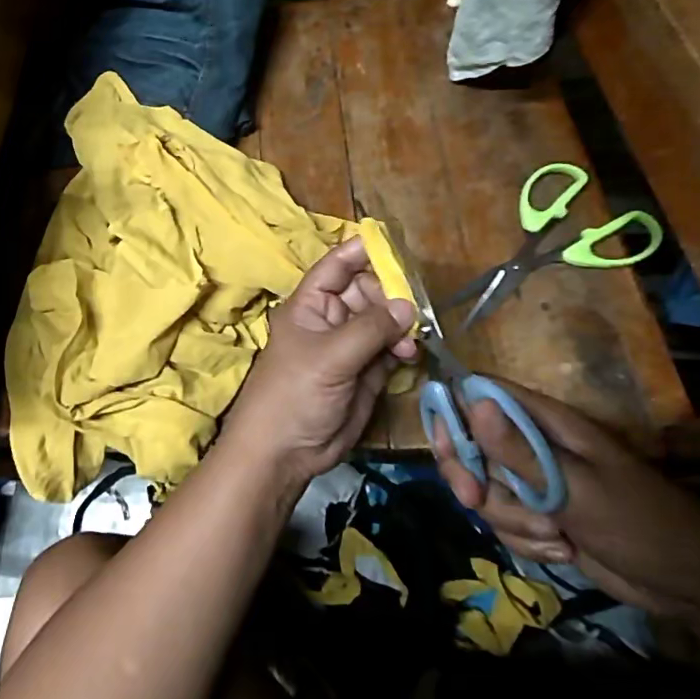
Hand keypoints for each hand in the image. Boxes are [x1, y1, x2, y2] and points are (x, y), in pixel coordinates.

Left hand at [220, 237, 417, 484]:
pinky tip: (412, 353)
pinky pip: (391, 348)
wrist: (284, 454)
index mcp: (312, 304)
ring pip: (385, 320)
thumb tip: (407, 306)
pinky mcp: (367, 371)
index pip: (339, 265)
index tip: (397, 244)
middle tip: (414, 306)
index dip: (364, 251)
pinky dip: (404, 347)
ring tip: (413, 338)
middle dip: (393, 293)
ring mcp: (351, 345)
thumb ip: (370, 329)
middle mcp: (332, 318)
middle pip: (369, 290)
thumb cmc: (294, 394)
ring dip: (402, 323)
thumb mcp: (330, 357)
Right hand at [431, 379, 699, 614]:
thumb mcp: (576, 487)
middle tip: (476, 501)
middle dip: (471, 478)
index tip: (449, 451)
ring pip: (487, 491)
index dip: (455, 414)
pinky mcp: (540, 517)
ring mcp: (536, 482)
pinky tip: (562, 549)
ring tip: (555, 533)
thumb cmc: (638, 520)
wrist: (686, 580)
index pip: (482, 395)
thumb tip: (473, 401)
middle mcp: (534, 444)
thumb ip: (520, 451)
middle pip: (472, 446)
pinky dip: (526, 541)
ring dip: (510, 519)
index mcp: (545, 421)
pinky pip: (506, 523)